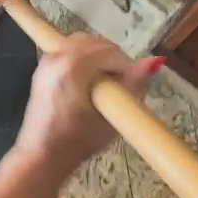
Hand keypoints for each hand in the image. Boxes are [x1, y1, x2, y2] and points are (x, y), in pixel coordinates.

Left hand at [11, 34, 161, 176]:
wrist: (41, 154)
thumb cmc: (78, 141)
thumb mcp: (111, 117)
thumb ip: (132, 86)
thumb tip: (155, 61)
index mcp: (74, 67)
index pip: (111, 52)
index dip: (126, 67)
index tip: (131, 87)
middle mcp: (58, 57)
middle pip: (96, 43)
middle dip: (112, 59)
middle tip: (119, 86)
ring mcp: (47, 61)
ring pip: (82, 43)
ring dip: (98, 56)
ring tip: (105, 84)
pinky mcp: (42, 68)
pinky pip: (68, 50)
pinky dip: (82, 58)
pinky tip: (88, 81)